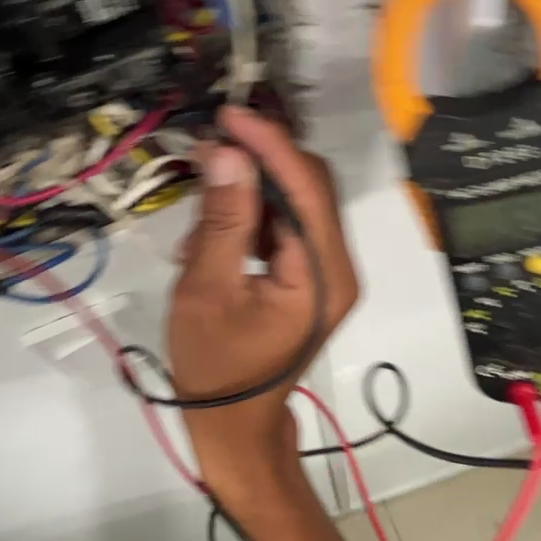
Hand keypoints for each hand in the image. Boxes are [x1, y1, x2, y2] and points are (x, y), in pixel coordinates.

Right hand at [169, 107, 360, 502]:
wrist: (233, 425)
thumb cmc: (216, 365)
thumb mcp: (207, 289)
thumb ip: (222, 220)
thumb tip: (228, 153)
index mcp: (324, 273)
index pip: (306, 188)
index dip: (269, 144)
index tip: (228, 115)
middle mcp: (338, 265)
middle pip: (309, 187)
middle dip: (260, 158)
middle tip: (208, 144)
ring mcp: (326, 271)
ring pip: (296, 202)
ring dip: (250, 185)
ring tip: (201, 185)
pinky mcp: (308, 276)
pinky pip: (284, 226)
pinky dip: (250, 214)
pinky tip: (210, 228)